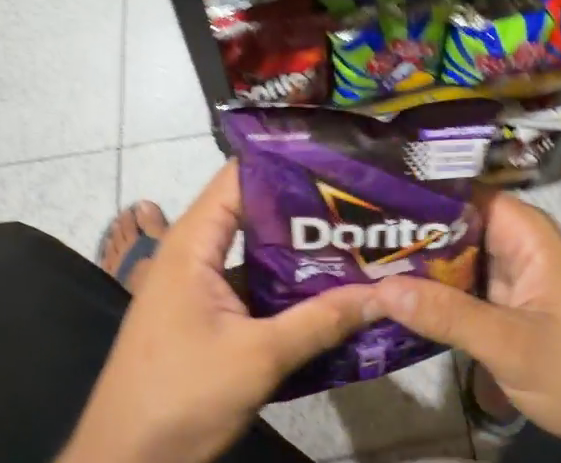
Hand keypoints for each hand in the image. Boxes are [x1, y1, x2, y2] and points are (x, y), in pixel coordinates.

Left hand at [60, 161, 376, 462]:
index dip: (289, 163)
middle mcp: (193, 252)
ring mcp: (196, 286)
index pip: (242, 176)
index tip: (340, 163)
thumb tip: (381, 294)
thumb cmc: (179, 398)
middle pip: (253, 210)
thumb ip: (320, 321)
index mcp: (193, 242)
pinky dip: (284, 283)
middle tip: (361, 204)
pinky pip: (249, 283)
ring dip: (298, 249)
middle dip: (306, 208)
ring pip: (254, 251)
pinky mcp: (203, 316)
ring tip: (357, 240)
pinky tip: (328, 291)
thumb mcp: (258, 358)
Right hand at [369, 194, 560, 462]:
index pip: (463, 194)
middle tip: (350, 240)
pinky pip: (464, 287)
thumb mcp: (511, 346)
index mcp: (525, 233)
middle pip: (454, 226)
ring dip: (417, 266)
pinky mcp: (508, 304)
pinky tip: (393, 300)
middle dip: (409, 234)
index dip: (419, 195)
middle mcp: (516, 243)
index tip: (369, 202)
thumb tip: (382, 288)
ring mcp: (512, 275)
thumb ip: (448, 316)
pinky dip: (434, 294)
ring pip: (456, 258)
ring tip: (358, 264)